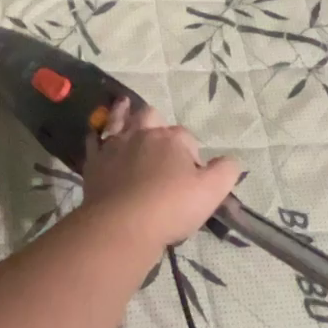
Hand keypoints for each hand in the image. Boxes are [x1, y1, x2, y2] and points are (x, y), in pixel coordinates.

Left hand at [79, 99, 242, 252]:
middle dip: (157, 122)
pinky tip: (96, 134)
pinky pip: (94, 140)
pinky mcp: (95, 160)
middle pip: (151, 116)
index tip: (193, 177)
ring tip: (124, 104)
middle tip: (160, 139)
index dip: (192, 154)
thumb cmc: (171, 207)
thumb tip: (232, 160)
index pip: (186, 137)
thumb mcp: (211, 193)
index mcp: (172, 139)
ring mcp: (116, 145)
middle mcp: (143, 134)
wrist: (123, 224)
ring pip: (120, 119)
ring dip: (124, 112)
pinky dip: (97, 134)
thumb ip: (225, 173)